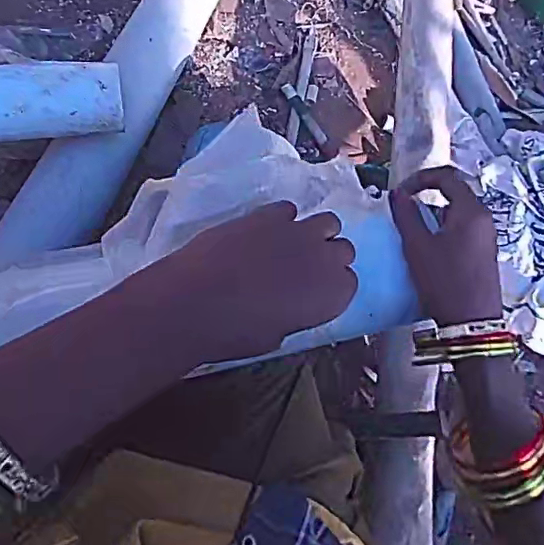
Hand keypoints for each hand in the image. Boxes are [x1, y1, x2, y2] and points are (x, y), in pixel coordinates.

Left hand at [129, 202, 356, 362]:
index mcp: (332, 293)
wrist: (194, 301)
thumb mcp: (278, 335)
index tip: (315, 293)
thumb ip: (297, 313)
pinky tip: (264, 233)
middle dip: (328, 257)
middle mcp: (324, 257)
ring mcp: (298, 229)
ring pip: (327, 221)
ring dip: (315, 233)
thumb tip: (293, 304)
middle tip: (304, 270)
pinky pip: (289, 209)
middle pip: (343, 249)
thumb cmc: (235, 332)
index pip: (349, 282)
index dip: (332, 286)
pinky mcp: (269, 212)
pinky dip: (282, 220)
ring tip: (291, 246)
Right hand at [389, 167, 501, 326]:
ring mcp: (487, 235)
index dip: (420, 178)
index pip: (446, 177)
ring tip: (414, 230)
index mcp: (471, 211)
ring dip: (434, 214)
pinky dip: (444, 227)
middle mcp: (484, 218)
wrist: (472, 324)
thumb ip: (406, 215)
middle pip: (454, 193)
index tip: (401, 192)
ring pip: (457, 211)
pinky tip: (430, 246)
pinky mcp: (485, 250)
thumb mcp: (418, 247)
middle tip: (405, 209)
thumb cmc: (444, 282)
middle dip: (427, 196)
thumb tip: (399, 194)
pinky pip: (463, 227)